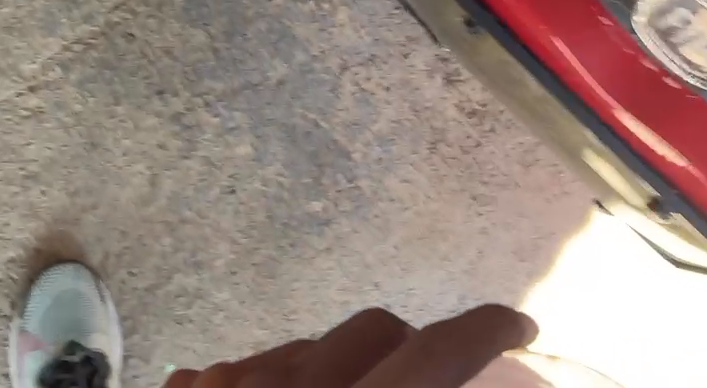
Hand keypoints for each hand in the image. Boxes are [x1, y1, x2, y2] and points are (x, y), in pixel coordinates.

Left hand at [162, 306, 539, 387]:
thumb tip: (436, 382)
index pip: (431, 353)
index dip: (484, 329)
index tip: (518, 323)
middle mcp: (285, 384)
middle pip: (375, 330)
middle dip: (416, 345)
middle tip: (439, 381)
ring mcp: (229, 381)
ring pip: (314, 347)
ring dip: (347, 369)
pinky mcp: (189, 387)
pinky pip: (257, 367)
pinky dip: (284, 386)